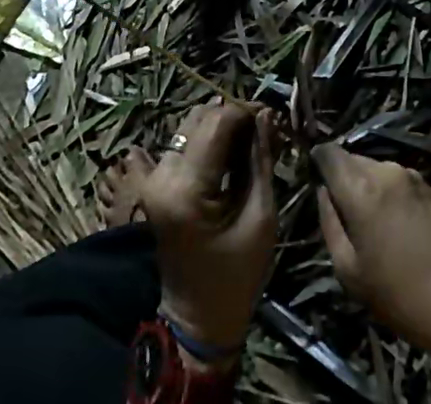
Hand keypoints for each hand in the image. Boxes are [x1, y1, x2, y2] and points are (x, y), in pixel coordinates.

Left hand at [140, 102, 280, 358]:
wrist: (196, 319)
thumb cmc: (236, 276)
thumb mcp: (260, 217)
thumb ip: (260, 160)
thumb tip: (266, 116)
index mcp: (186, 188)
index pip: (217, 123)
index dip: (248, 112)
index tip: (275, 119)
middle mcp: (162, 175)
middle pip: (201, 118)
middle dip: (237, 116)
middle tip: (269, 129)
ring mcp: (155, 178)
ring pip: (191, 126)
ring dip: (224, 126)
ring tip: (255, 140)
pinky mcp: (157, 183)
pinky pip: (185, 144)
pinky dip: (212, 141)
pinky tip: (235, 153)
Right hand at [313, 144, 430, 353]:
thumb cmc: (400, 294)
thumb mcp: (349, 270)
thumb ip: (330, 223)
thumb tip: (323, 192)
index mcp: (360, 188)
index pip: (328, 152)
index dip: (318, 161)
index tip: (315, 180)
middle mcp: (385, 170)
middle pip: (351, 159)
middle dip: (342, 177)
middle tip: (342, 213)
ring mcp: (411, 175)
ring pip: (374, 168)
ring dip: (366, 185)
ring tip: (369, 223)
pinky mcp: (430, 186)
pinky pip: (395, 179)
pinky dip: (387, 192)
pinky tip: (393, 224)